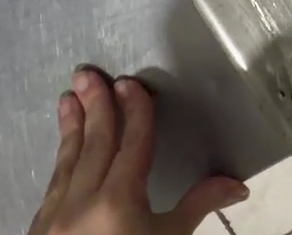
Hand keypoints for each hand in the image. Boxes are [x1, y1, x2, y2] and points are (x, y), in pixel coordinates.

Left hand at [28, 68, 248, 234]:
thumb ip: (198, 207)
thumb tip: (239, 183)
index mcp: (119, 200)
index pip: (131, 141)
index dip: (134, 109)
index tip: (130, 81)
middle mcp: (81, 203)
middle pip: (93, 143)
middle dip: (94, 105)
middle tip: (85, 72)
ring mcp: (52, 221)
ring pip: (66, 163)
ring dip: (70, 128)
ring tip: (67, 99)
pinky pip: (52, 188)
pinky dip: (61, 162)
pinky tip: (63, 155)